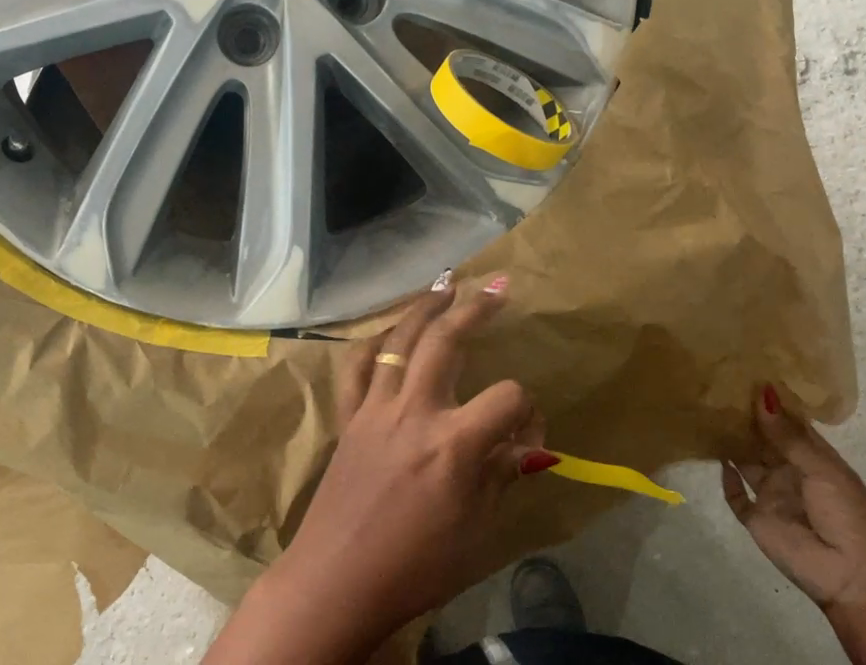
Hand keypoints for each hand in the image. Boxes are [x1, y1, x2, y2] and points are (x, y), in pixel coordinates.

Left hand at [206, 273, 544, 664]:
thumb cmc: (416, 566)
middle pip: (447, 342)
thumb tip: (528, 444)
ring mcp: (375, 409)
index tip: (529, 434)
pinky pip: (357, 367)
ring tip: (444, 285)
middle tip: (495, 288)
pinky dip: (373, 343)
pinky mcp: (349, 418)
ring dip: (424, 308)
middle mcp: (413, 412)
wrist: (337, 580)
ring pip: (399, 341)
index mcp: (452, 444)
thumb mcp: (476, 531)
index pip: (507, 397)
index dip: (528, 410)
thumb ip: (501, 475)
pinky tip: (387, 332)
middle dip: (474, 309)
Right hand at [723, 388, 865, 664]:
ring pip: (746, 462)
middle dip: (744, 418)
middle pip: (763, 440)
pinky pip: (735, 495)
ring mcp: (773, 495)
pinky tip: (715, 458)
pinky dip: (725, 478)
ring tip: (706, 412)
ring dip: (731, 442)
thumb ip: (787, 436)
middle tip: (715, 387)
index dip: (771, 402)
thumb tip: (762, 393)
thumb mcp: (823, 470)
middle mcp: (792, 472)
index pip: (790, 424)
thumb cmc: (850, 517)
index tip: (746, 373)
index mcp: (817, 459)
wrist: (855, 578)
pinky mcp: (756, 518)